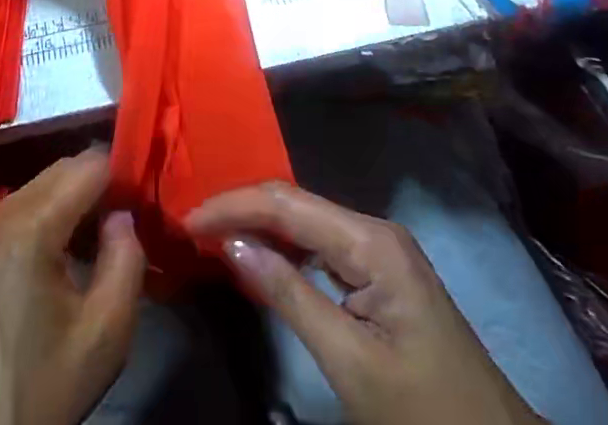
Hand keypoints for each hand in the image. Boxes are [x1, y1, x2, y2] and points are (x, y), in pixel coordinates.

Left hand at [0, 149, 145, 424]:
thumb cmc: (44, 385)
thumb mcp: (107, 330)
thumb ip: (127, 256)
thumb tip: (123, 215)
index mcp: (28, 227)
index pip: (89, 164)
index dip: (123, 176)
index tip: (145, 204)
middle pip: (64, 169)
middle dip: (101, 185)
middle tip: (128, 222)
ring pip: (45, 183)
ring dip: (77, 199)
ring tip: (102, 240)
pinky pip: (24, 204)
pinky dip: (52, 212)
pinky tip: (66, 252)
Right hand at [187, 181, 540, 424]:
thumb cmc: (422, 407)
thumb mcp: (348, 359)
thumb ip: (287, 294)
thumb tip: (231, 243)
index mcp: (370, 241)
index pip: (287, 205)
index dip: (232, 206)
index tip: (185, 221)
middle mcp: (373, 229)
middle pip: (295, 204)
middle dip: (241, 208)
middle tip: (190, 227)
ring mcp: (378, 248)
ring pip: (305, 220)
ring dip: (258, 224)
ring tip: (210, 235)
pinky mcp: (378, 270)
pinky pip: (320, 244)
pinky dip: (282, 246)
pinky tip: (257, 255)